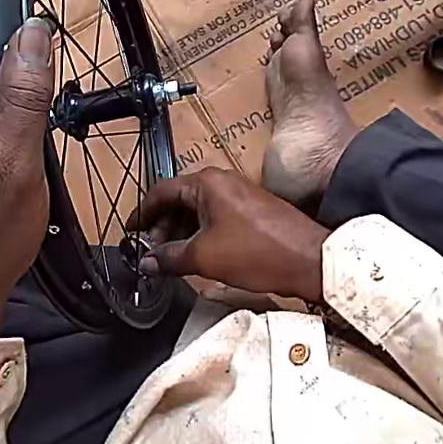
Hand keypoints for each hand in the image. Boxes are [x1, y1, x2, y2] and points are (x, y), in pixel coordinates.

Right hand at [129, 167, 328, 302]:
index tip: (130, 232)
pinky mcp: (251, 208)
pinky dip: (199, 231)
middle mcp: (220, 180)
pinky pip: (214, 215)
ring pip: (196, 209)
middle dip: (161, 226)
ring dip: (180, 231)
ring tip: (170, 257)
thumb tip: (147, 263)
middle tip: (150, 251)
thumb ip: (170, 257)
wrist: (312, 260)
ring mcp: (237, 193)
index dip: (142, 213)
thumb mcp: (205, 258)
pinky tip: (195, 253)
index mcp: (206, 183)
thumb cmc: (257, 253)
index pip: (160, 191)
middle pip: (178, 199)